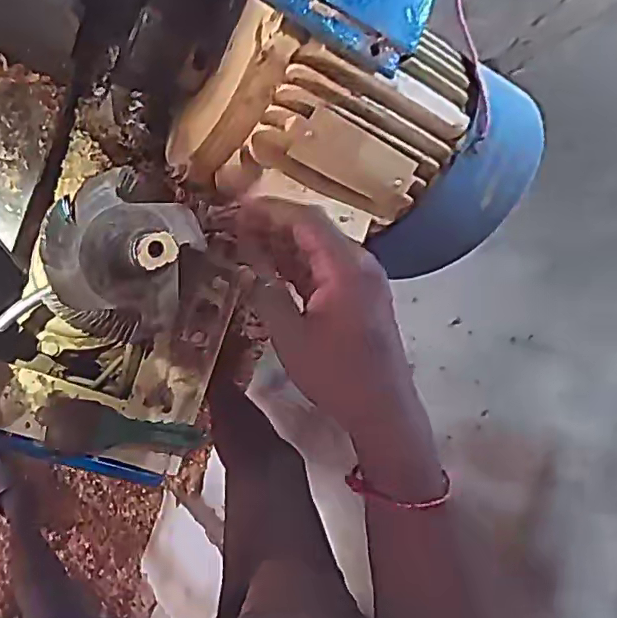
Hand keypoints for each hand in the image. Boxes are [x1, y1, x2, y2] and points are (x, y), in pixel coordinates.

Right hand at [227, 199, 445, 503]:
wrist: (383, 409)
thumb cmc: (337, 375)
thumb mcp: (291, 336)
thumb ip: (267, 294)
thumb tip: (248, 267)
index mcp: (346, 267)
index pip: (306, 221)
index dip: (269, 210)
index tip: (237, 207)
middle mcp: (359, 265)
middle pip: (313, 230)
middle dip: (272, 224)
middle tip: (233, 224)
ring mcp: (362, 280)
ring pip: (317, 249)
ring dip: (282, 244)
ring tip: (243, 241)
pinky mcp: (359, 297)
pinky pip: (324, 269)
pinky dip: (296, 266)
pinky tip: (268, 268)